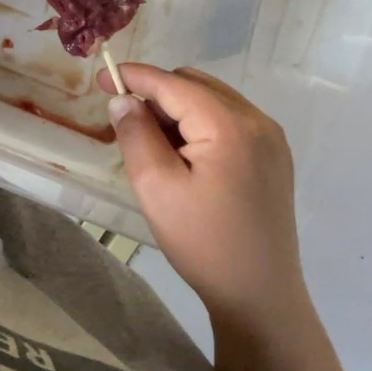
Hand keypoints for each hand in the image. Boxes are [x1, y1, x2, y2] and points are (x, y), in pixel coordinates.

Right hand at [100, 63, 307, 323]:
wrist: (259, 294)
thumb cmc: (202, 240)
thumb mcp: (155, 186)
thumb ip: (136, 134)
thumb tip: (123, 99)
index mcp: (230, 126)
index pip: (173, 84)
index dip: (134, 76)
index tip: (99, 79)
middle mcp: (257, 122)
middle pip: (196, 85)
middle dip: (155, 92)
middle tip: (122, 117)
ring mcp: (270, 140)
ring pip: (212, 100)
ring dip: (176, 107)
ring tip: (149, 139)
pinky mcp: (273, 158)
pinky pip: (228, 120)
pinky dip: (198, 123)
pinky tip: (181, 153)